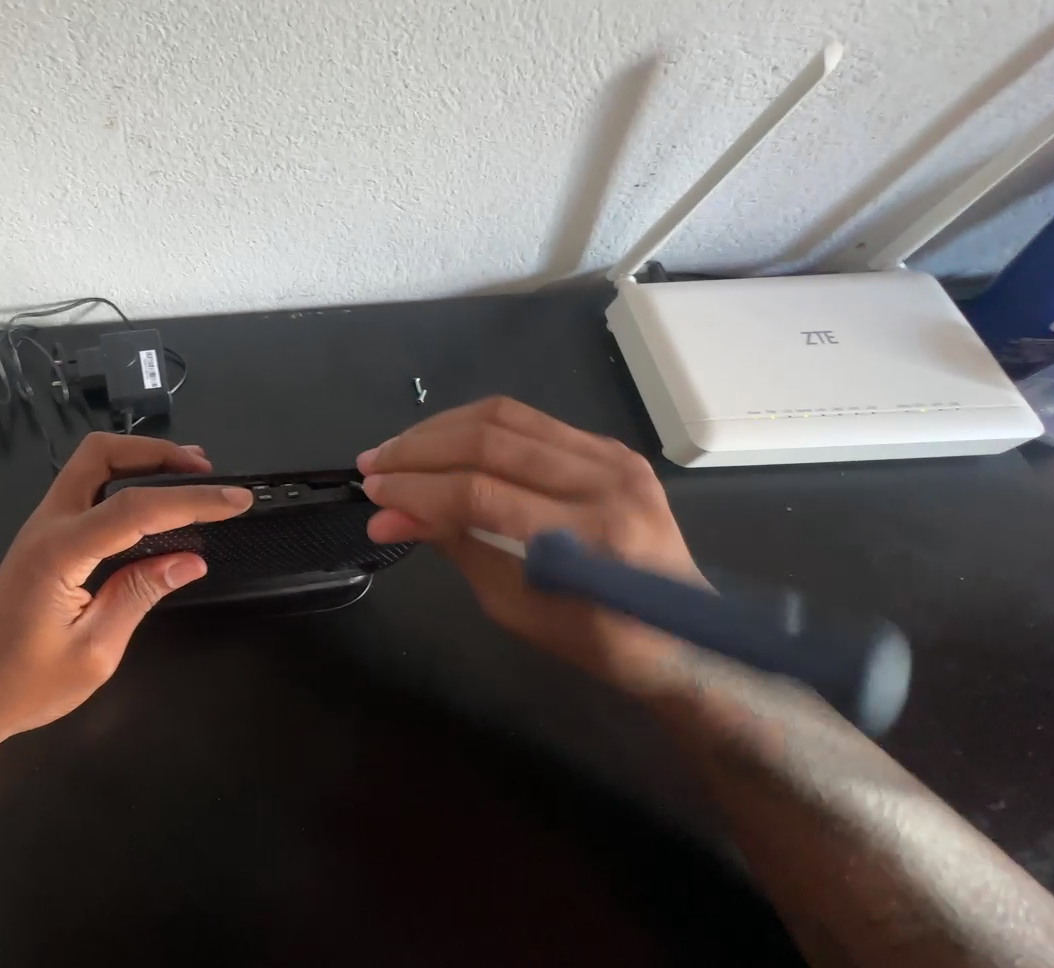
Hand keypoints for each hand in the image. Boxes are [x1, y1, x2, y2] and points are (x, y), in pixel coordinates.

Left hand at [0, 432, 253, 742]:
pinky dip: (122, 483)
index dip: (192, 499)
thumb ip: (139, 594)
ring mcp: (40, 527)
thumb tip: (189, 560)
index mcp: (60, 551)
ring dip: (139, 461)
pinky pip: (85, 490)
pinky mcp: (42, 539)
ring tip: (188, 477)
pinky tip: (150, 507)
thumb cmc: (25, 684)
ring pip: (89, 465)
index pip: (135, 507)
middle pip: (99, 453)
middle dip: (156, 452)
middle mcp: (47, 524)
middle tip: (204, 469)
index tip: (237, 499)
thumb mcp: (94, 649)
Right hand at [357, 396, 702, 696]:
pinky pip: (528, 420)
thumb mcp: (510, 603)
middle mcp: (603, 485)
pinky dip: (473, 425)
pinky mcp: (612, 448)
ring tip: (396, 448)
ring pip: (503, 417)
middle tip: (372, 464)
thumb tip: (385, 517)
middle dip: (416, 451)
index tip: (372, 494)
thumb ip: (451, 545)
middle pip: (486, 443)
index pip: (476, 493)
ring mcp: (612, 458)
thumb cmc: (591, 636)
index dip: (414, 490)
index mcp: (583, 538)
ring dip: (437, 429)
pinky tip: (442, 441)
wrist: (681, 635)